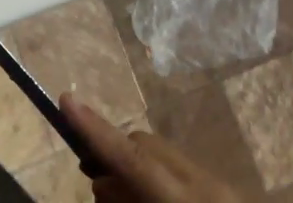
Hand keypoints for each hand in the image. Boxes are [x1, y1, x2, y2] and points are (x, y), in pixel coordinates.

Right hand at [63, 96, 245, 202]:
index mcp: (184, 201)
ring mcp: (220, 189)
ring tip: (125, 202)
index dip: (96, 131)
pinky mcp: (227, 195)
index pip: (132, 157)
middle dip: (113, 158)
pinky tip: (147, 200)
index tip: (65, 99)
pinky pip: (178, 174)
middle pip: (144, 147)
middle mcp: (205, 188)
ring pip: (160, 157)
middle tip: (99, 191)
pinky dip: (156, 184)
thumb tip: (103, 186)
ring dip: (134, 173)